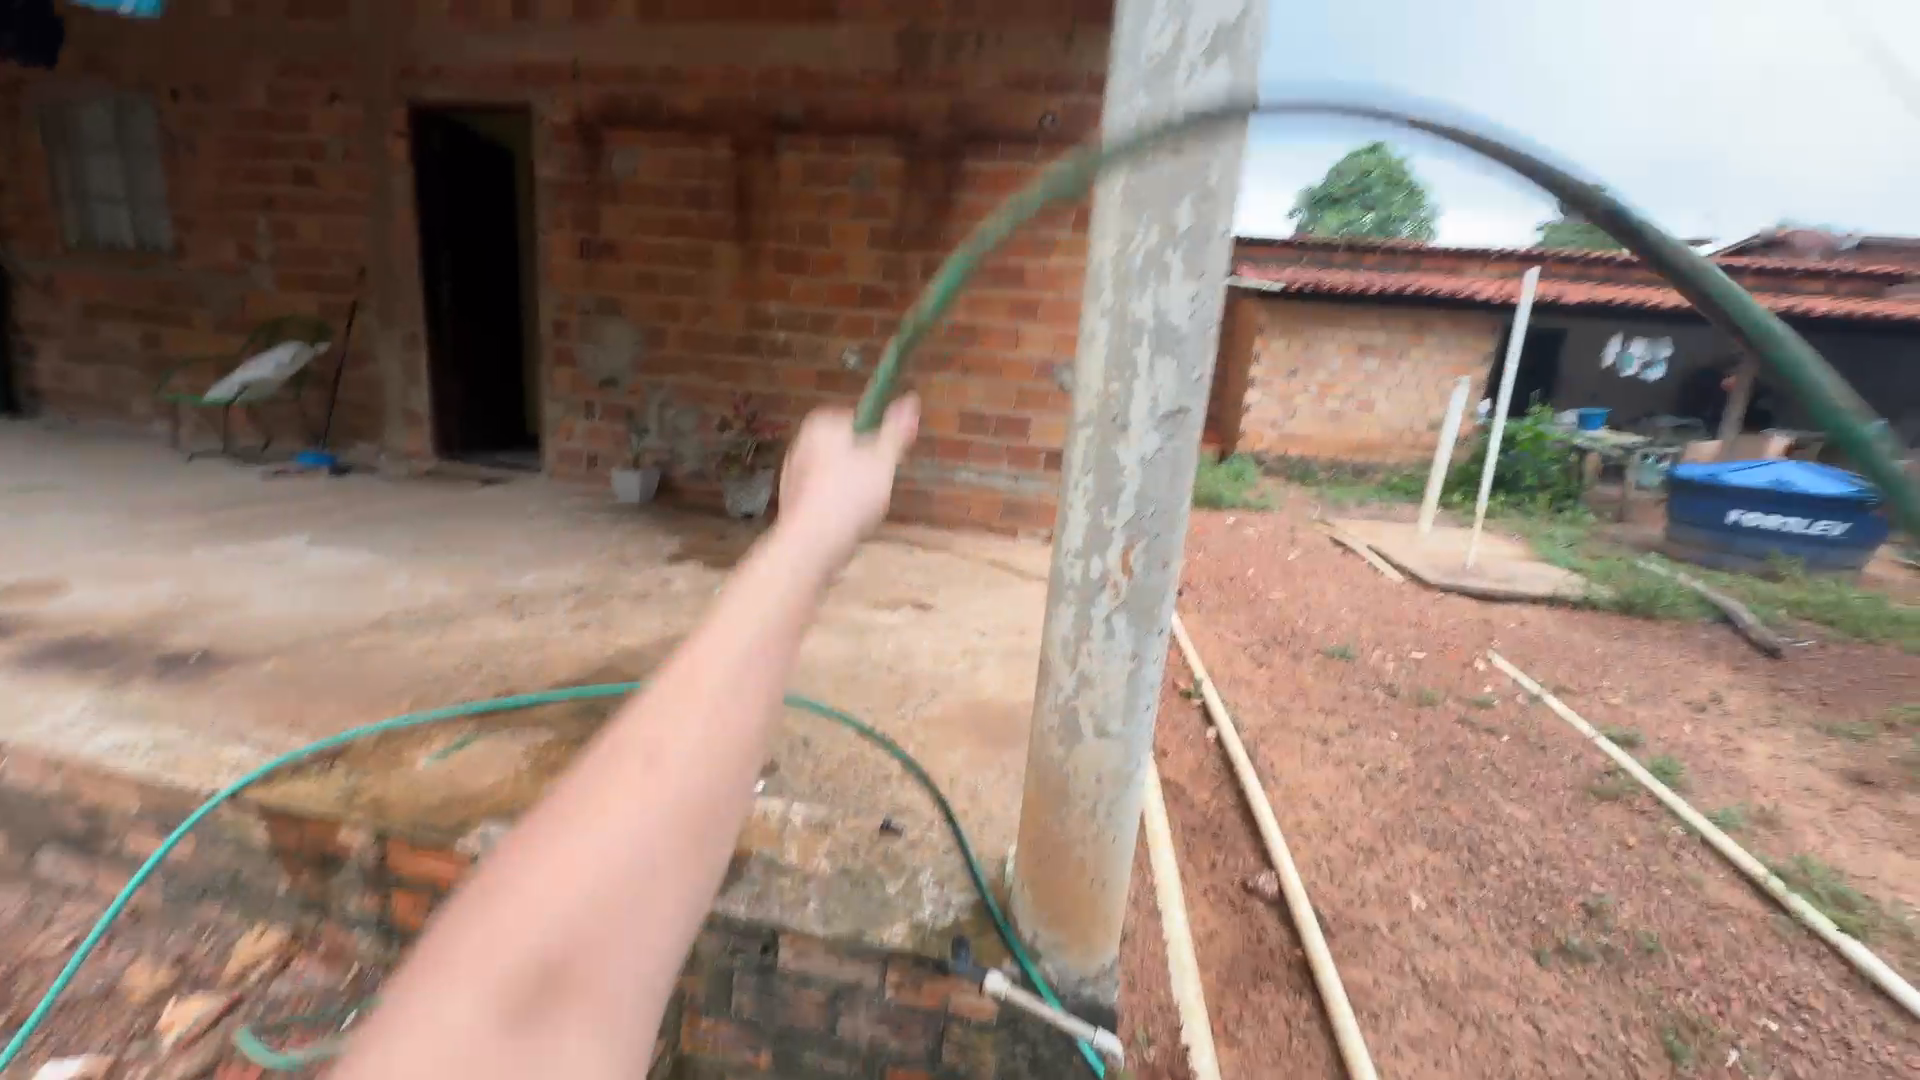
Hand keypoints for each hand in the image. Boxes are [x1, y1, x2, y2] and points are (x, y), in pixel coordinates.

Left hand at [775, 395, 920, 567]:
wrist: (812, 543)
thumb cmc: (850, 495)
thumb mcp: (883, 459)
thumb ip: (897, 430)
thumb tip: (911, 400)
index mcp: (822, 424)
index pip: (858, 418)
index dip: (878, 438)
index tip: (889, 458)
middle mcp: (802, 442)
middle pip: (848, 446)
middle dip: (865, 465)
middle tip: (878, 485)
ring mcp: (794, 472)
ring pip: (837, 473)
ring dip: (853, 487)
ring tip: (863, 508)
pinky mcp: (793, 500)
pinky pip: (825, 495)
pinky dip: (838, 504)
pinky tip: (848, 521)